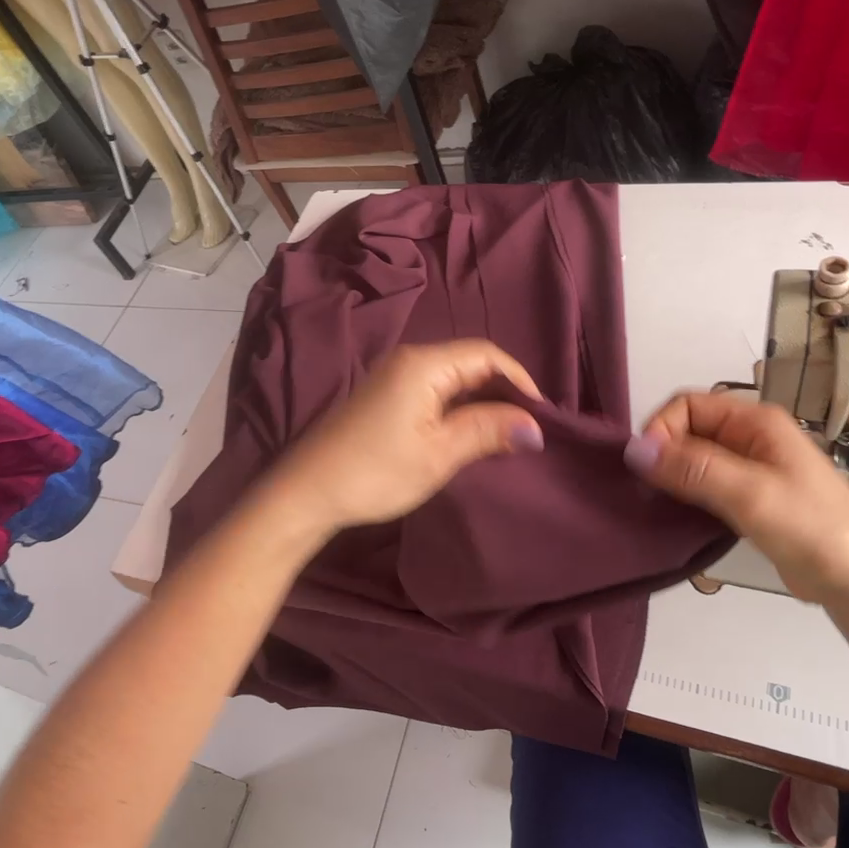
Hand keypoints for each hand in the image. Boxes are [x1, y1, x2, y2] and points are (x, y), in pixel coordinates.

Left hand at [263, 340, 544, 532]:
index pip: (487, 355)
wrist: (306, 492)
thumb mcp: (439, 454)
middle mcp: (409, 360)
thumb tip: (535, 426)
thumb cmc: (375, 472)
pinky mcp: (384, 397)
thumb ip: (487, 431)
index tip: (542, 417)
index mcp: (424, 364)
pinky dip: (459, 408)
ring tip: (506, 434)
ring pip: (453, 378)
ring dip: (483, 401)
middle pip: (471, 362)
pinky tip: (470, 434)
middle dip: (504, 391)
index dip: (520, 380)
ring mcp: (393, 377)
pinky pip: (435, 391)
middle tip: (528, 428)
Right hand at [624, 392, 848, 602]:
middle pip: (689, 430)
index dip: (661, 429)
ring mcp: (750, 470)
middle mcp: (751, 438)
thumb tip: (633, 448)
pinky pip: (705, 486)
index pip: (688, 404)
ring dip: (672, 477)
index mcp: (756, 421)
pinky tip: (676, 517)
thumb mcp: (749, 493)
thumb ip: (692, 468)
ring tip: (656, 505)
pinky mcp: (749, 500)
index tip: (645, 467)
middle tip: (646, 490)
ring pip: (694, 460)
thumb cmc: (814, 529)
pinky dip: (686, 497)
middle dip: (663, 453)